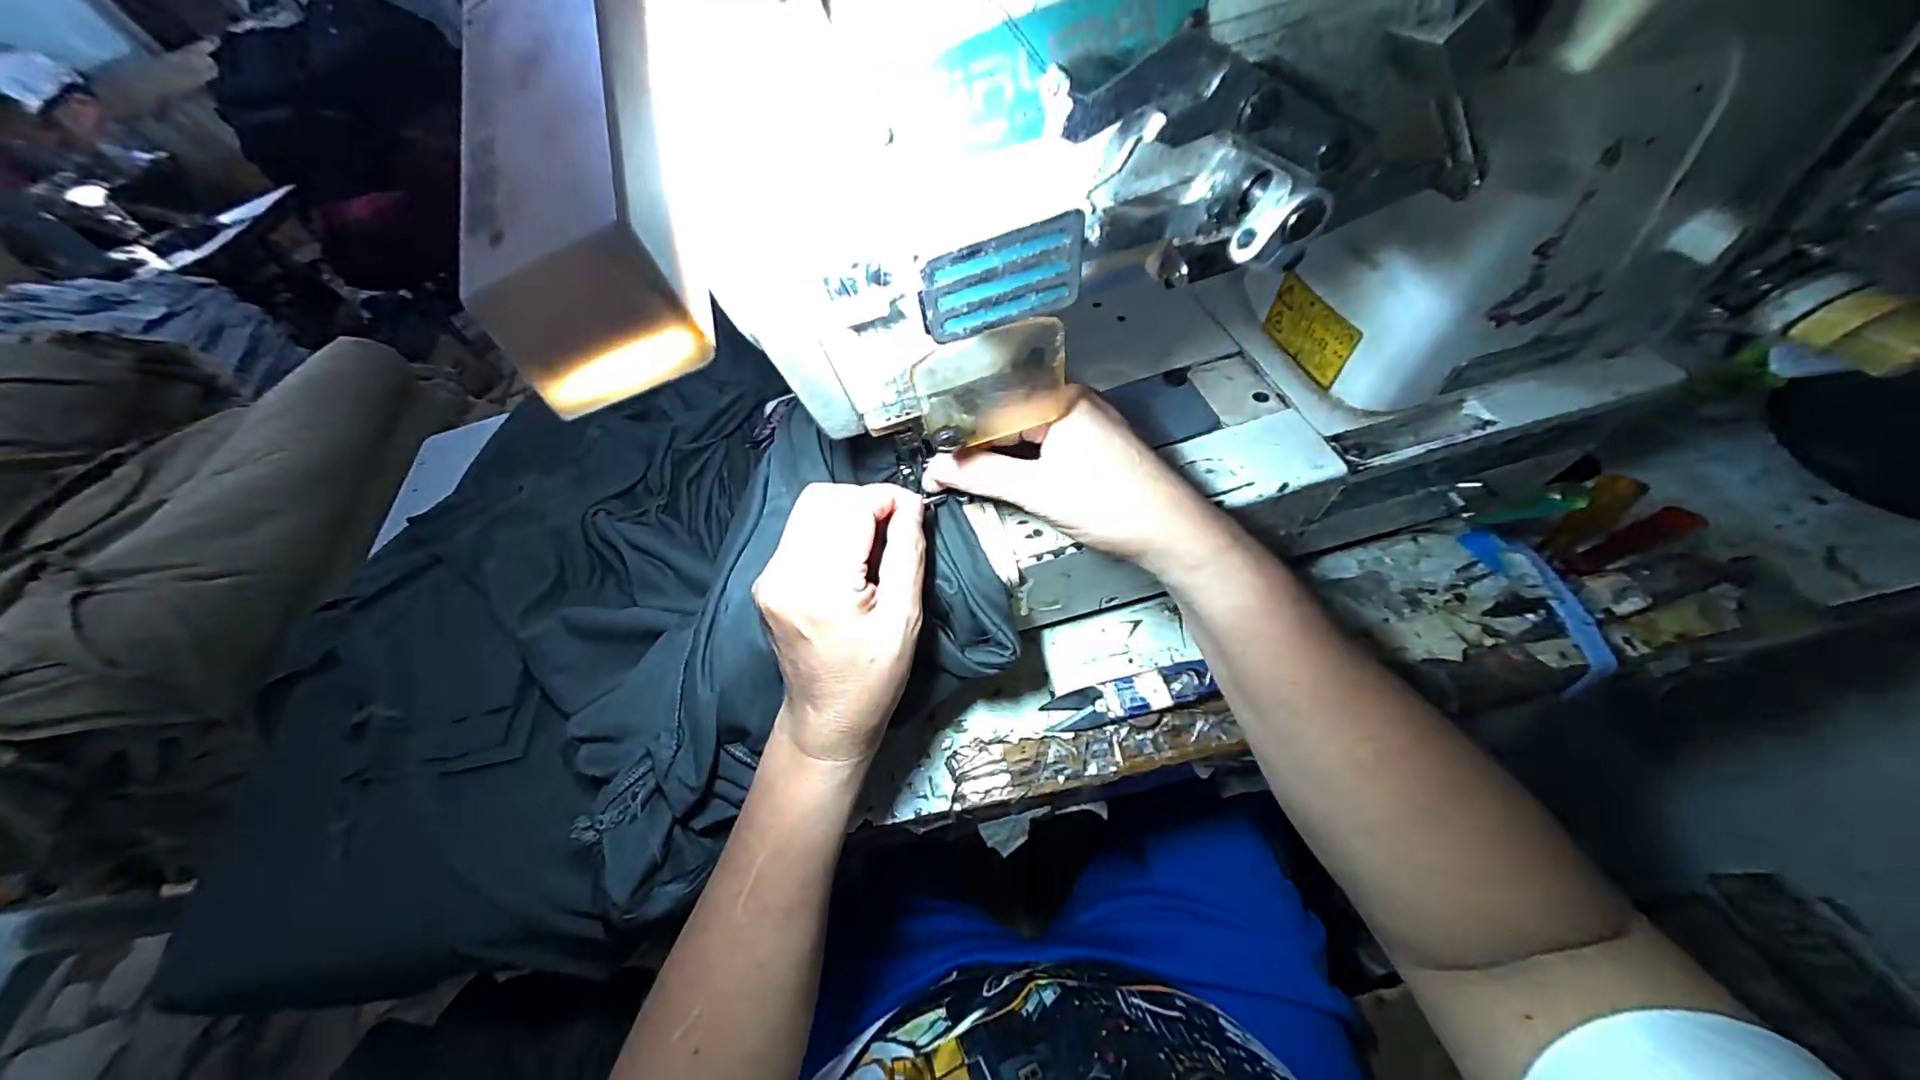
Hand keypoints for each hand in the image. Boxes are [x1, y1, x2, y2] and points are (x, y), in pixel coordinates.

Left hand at [753, 483, 925, 766]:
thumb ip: (907, 553)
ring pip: (810, 508)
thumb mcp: (904, 618)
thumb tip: (912, 504)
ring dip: (848, 512)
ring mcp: (769, 576)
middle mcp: (783, 573)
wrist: (826, 718)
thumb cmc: (872, 678)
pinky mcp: (767, 580)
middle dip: (866, 501)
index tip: (914, 512)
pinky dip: (831, 529)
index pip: (851, 507)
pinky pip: (801, 531)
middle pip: (824, 498)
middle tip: (896, 527)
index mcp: (820, 587)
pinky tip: (852, 558)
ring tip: (875, 544)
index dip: (888, 498)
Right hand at [923, 386, 1221, 569]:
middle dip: (980, 447)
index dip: (961, 438)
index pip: (994, 409)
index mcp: (1061, 400)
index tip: (939, 460)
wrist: (1171, 532)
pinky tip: (1014, 480)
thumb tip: (942, 468)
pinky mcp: (1094, 446)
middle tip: (950, 473)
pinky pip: (1048, 446)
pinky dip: (1026, 462)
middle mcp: (1075, 403)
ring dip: (1003, 457)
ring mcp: (1087, 424)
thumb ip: (982, 475)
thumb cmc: (1118, 504)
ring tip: (976, 478)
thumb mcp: (1036, 491)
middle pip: (1010, 419)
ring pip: (1028, 434)